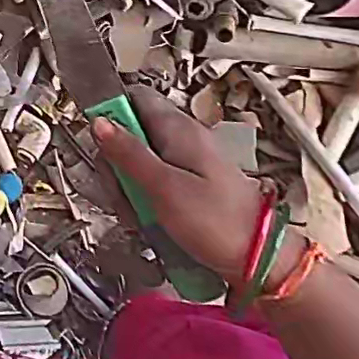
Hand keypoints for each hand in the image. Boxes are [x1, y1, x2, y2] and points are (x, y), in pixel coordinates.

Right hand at [94, 85, 303, 286]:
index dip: (111, 113)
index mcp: (176, 128)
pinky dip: (143, 199)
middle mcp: (181, 137)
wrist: (260, 262)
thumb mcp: (163, 187)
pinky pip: (151, 181)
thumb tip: (97, 121)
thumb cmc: (215, 222)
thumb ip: (128, 153)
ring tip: (137, 215)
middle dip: (117, 165)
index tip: (102, 145)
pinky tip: (147, 220)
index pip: (133, 96)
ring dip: (128, 188)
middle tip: (124, 195)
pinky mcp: (188, 184)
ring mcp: (185, 161)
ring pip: (136, 161)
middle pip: (129, 133)